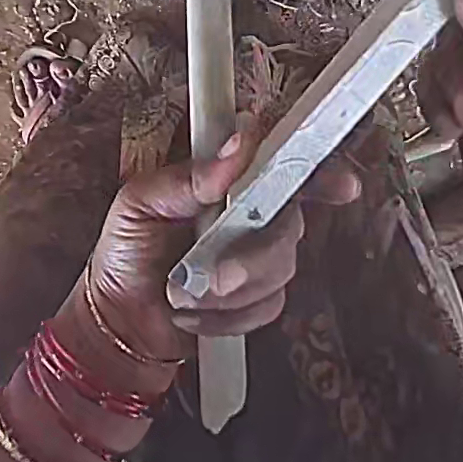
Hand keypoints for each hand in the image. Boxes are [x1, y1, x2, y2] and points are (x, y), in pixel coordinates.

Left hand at [86, 122, 361, 362]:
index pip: (287, 164)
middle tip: (214, 278)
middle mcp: (255, 212)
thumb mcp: (141, 202)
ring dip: (232, 291)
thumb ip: (188, 177)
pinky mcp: (259, 296)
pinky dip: (229, 316)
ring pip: (282, 269)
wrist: (119, 316)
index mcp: (231, 179)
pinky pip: (268, 306)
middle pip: (291, 225)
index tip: (343, 186)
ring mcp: (261, 255)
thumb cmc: (126, 247)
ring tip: (187, 295)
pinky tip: (197, 312)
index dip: (323, 172)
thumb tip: (237, 145)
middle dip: (254, 257)